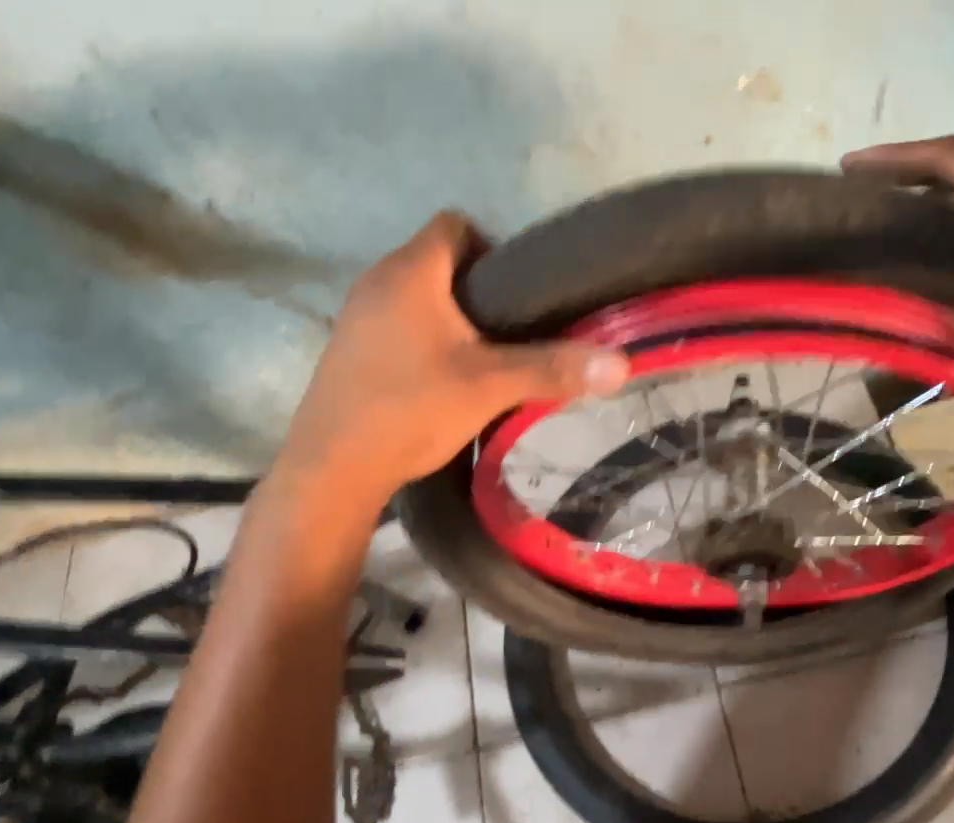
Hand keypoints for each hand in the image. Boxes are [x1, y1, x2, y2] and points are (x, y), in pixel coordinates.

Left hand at [276, 212, 628, 492]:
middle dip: (479, 289)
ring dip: (451, 317)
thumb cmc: (410, 409)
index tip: (522, 293)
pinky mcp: (349, 348)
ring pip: (418, 296)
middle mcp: (378, 279)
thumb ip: (552, 369)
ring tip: (484, 360)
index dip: (495, 247)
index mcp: (411, 271)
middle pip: (439, 260)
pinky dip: (424, 339)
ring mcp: (357, 315)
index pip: (456, 224)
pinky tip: (442, 382)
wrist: (333, 466)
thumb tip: (621, 363)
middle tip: (513, 332)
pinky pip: (397, 324)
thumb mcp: (490, 387)